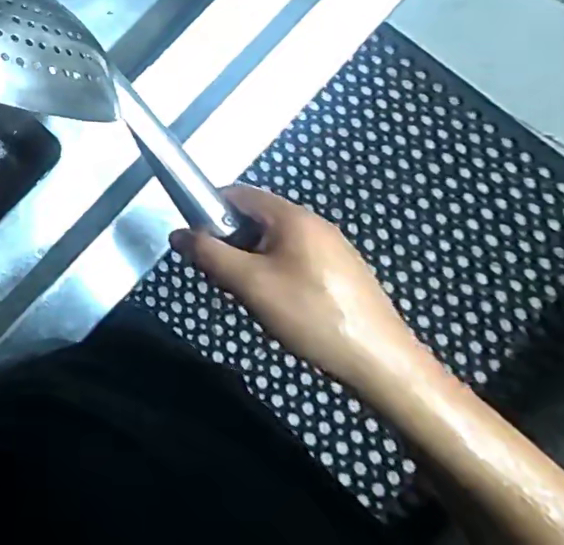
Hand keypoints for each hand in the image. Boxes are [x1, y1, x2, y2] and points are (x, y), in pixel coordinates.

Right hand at [171, 185, 436, 394]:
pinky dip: (274, 275)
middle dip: (228, 242)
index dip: (207, 209)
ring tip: (249, 297)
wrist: (386, 369)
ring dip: (249, 262)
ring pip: (271, 243)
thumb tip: (177, 234)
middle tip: (222, 276)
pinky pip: (293, 260)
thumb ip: (206, 253)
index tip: (196, 241)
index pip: (236, 193)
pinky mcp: (343, 275)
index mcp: (293, 217)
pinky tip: (278, 307)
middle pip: (253, 218)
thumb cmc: (312, 316)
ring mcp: (333, 250)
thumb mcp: (247, 283)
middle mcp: (315, 224)